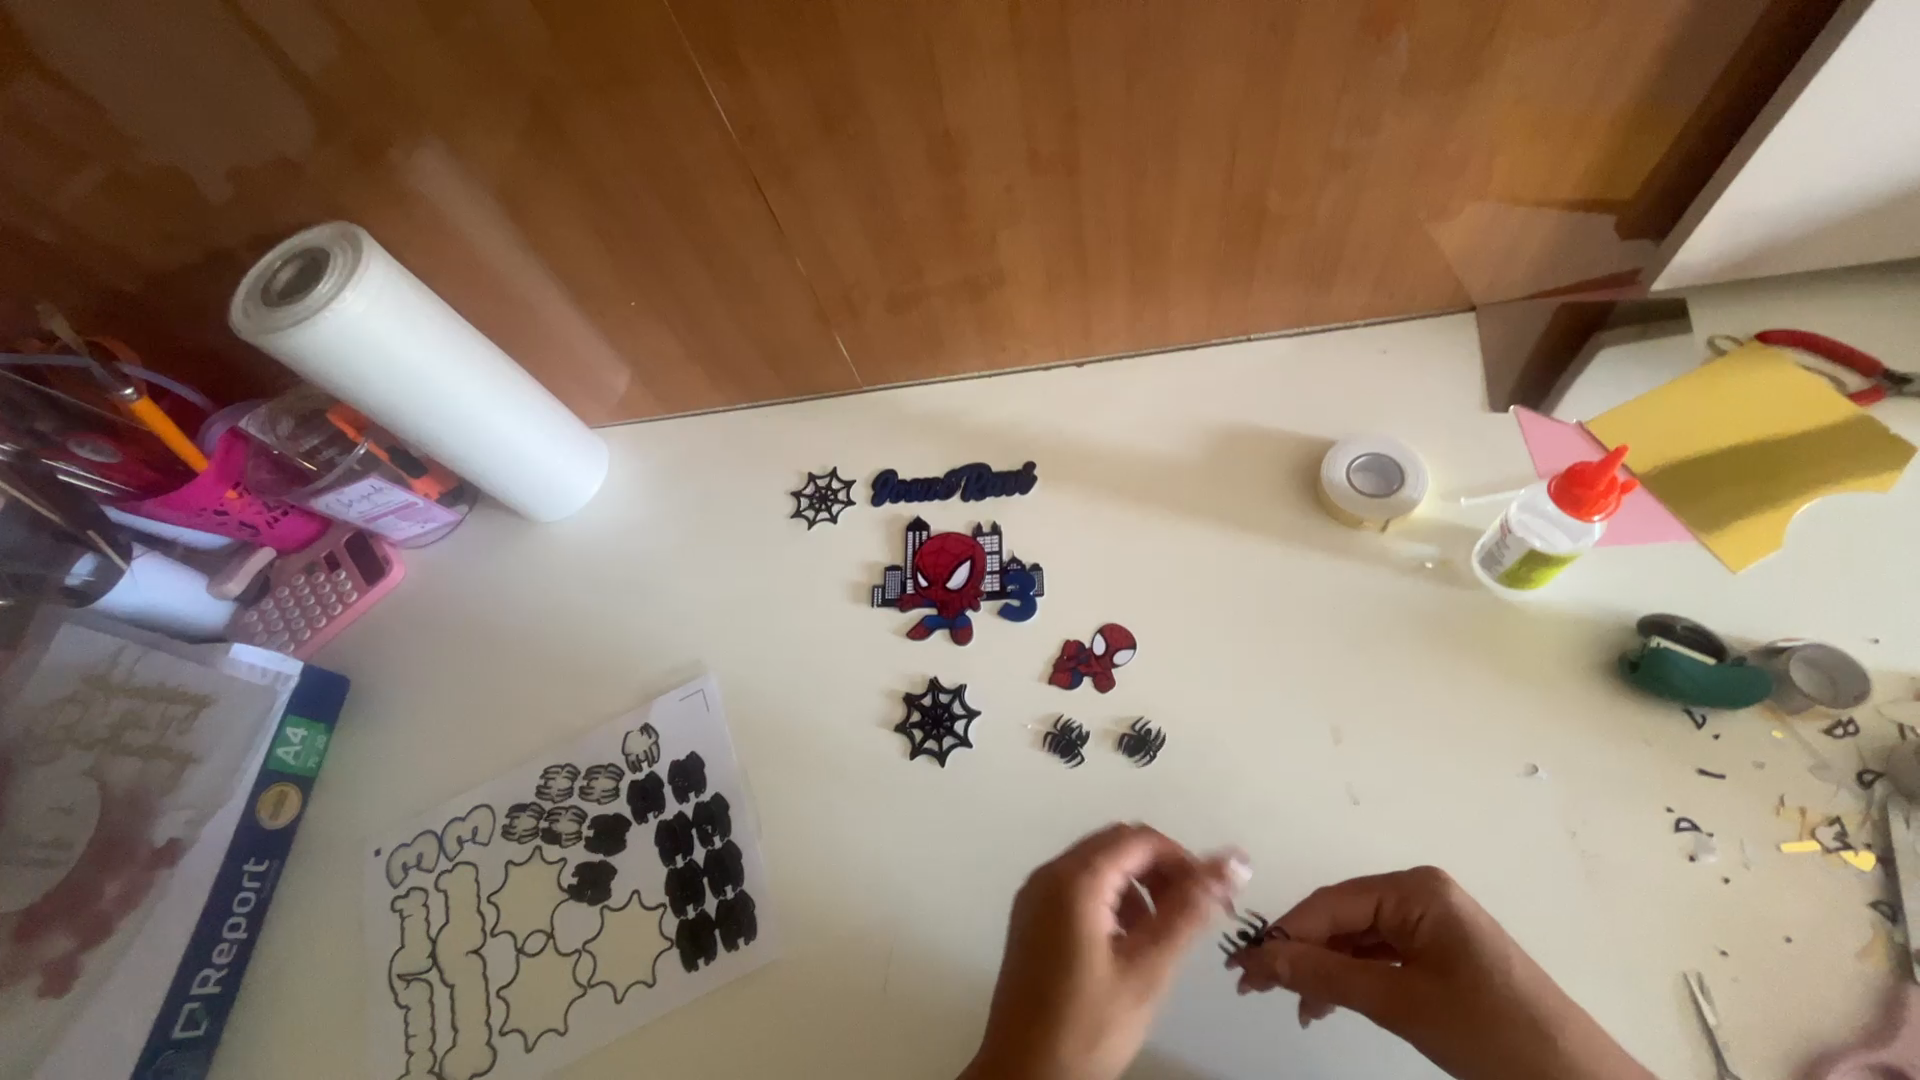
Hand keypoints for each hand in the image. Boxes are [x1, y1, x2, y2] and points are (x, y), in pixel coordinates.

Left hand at [960, 824, 1242, 1079]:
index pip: (1141, 840)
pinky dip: (1110, 898)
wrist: (1023, 1075)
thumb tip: (1232, 862)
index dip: (1184, 860)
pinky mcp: (1030, 916)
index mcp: (1075, 880)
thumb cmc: (1088, 1026)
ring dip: (1137, 884)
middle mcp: (1049, 874)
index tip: (1214, 898)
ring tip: (1162, 933)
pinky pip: (1077, 886)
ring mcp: (1034, 894)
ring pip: (1097, 863)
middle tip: (1192, 913)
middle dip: (1161, 870)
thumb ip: (1190, 910)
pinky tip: (1126, 942)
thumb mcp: (1148, 970)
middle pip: (1117, 844)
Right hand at [1228, 867, 1653, 1079]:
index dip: (1281, 935)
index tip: (1242, 967)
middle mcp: (1420, 894)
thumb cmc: (1490, 1032)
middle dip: (1298, 953)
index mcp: (1414, 890)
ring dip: (1322, 971)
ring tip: (1291, 1005)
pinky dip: (1351, 980)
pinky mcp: (1442, 954)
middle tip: (1255, 987)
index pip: (1328, 905)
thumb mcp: (1400, 1002)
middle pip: (1339, 919)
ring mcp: (1433, 924)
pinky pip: (1381, 957)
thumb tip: (1259, 958)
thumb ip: (1325, 974)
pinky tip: (1326, 1005)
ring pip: (1356, 940)